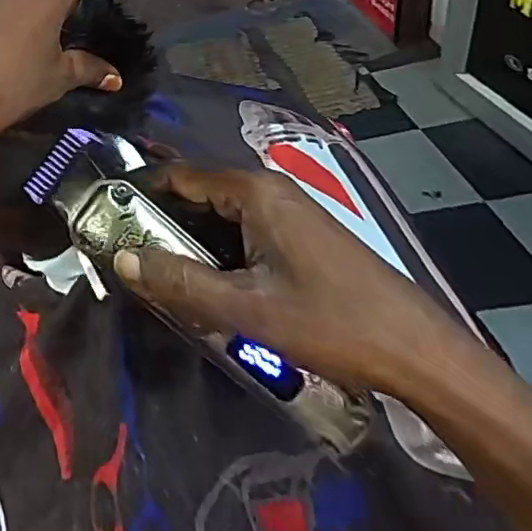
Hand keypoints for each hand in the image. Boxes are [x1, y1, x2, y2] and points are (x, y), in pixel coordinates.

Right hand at [114, 164, 481, 396]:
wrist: (422, 354)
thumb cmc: (331, 322)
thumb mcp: (247, 309)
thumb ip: (180, 282)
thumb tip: (122, 260)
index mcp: (254, 191)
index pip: (178, 175)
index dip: (139, 192)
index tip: (109, 216)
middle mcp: (270, 188)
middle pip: (198, 192)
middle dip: (162, 219)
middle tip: (131, 250)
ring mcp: (290, 209)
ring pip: (221, 213)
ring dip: (191, 237)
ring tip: (162, 269)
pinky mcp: (302, 232)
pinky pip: (244, 227)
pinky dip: (219, 246)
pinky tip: (210, 279)